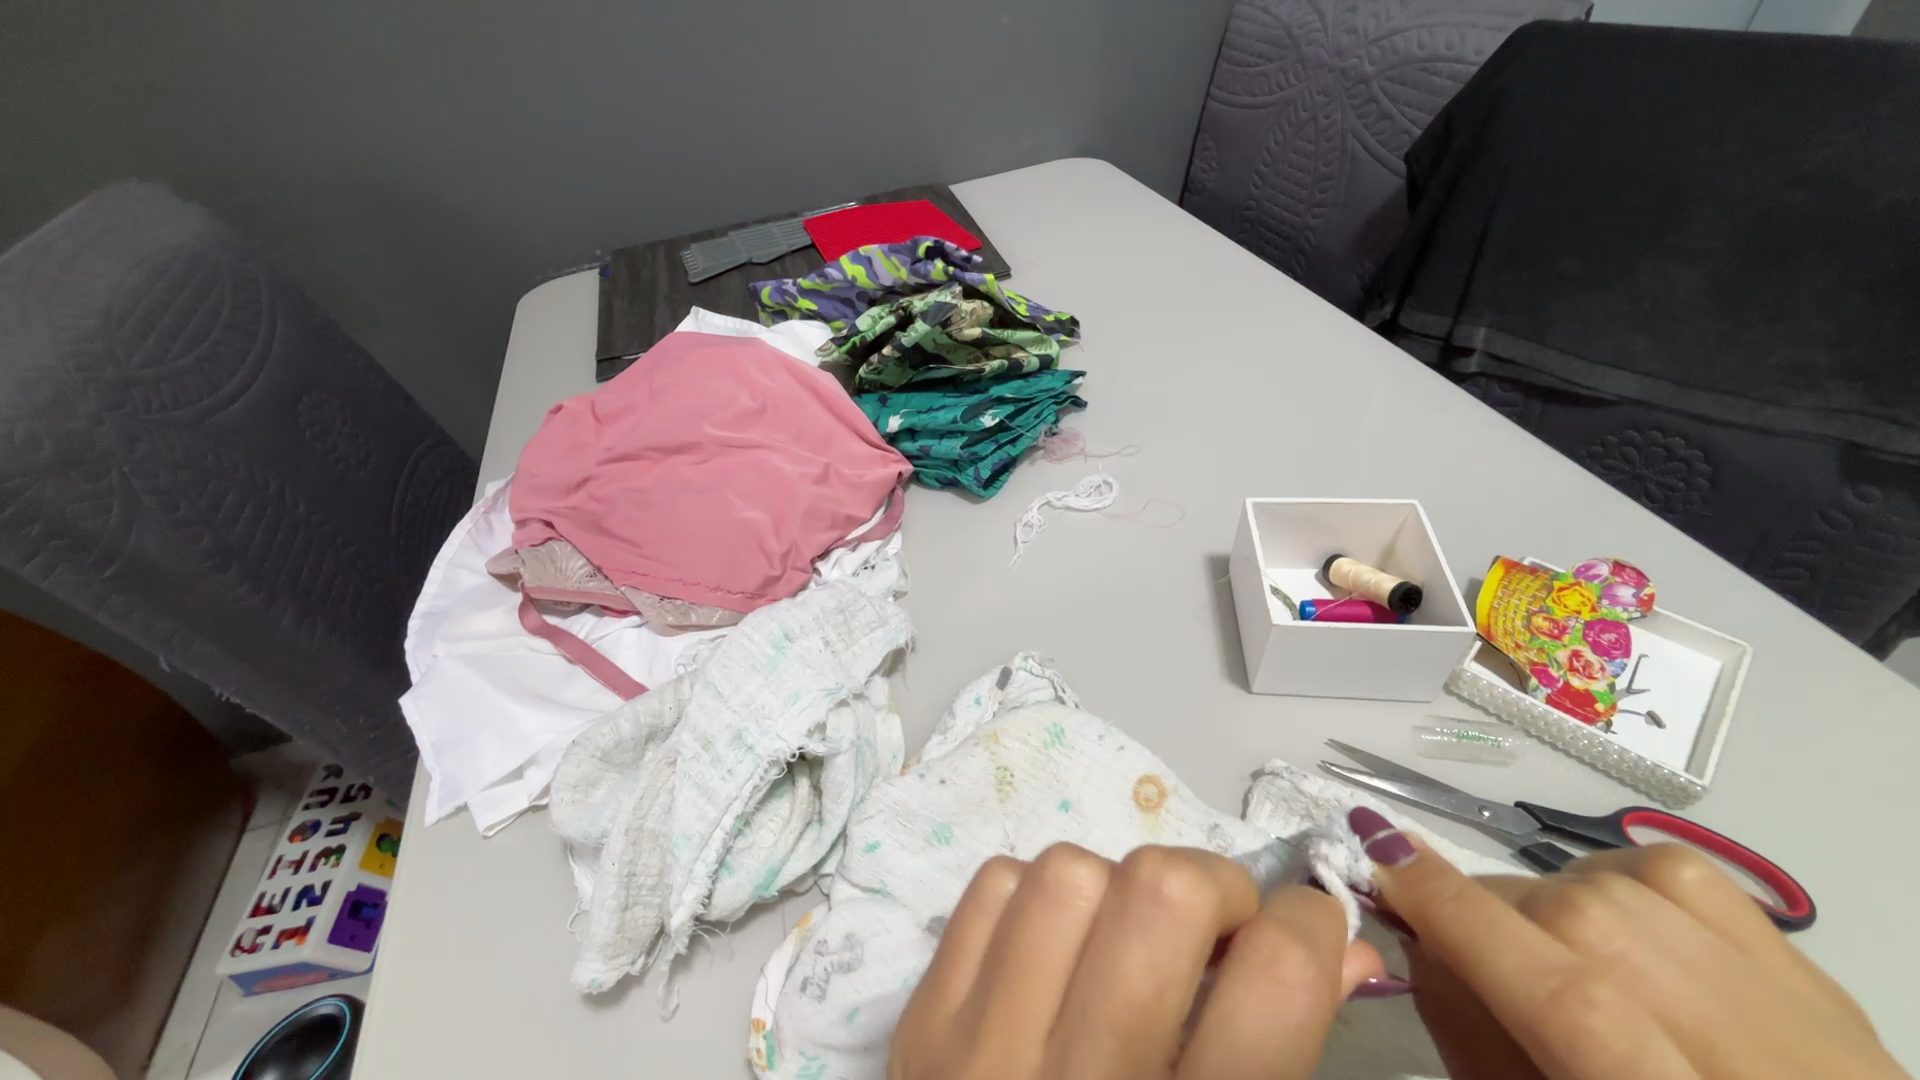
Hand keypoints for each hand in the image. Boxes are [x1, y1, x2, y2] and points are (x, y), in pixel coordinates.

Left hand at [889, 843, 1384, 1079]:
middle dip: (1211, 884)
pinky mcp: (925, 1021)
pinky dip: (1036, 896)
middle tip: (1216, 925)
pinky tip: (1053, 945)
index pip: (1275, 980)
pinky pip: (993, 890)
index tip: (1305, 918)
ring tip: (1127, 934)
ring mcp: (986, 1048)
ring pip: (1069, 873)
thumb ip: (1285, 1052)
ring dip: (1116, 885)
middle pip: (1160, 893)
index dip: (1309, 923)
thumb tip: (1336, 944)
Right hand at [1350, 807, 1908, 1079]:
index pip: (1566, 1000)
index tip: (1377, 851)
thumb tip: (1422, 930)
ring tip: (1548, 950)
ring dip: (1541, 902)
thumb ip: (1467, 1030)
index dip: (1461, 917)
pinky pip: (1658, 866)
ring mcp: (1785, 992)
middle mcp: (1750, 1049)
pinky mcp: (1792, 946)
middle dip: (1488, 916)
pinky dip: (1601, 877)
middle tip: (1467, 948)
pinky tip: (1604, 919)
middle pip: (1573, 924)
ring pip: (1603, 884)